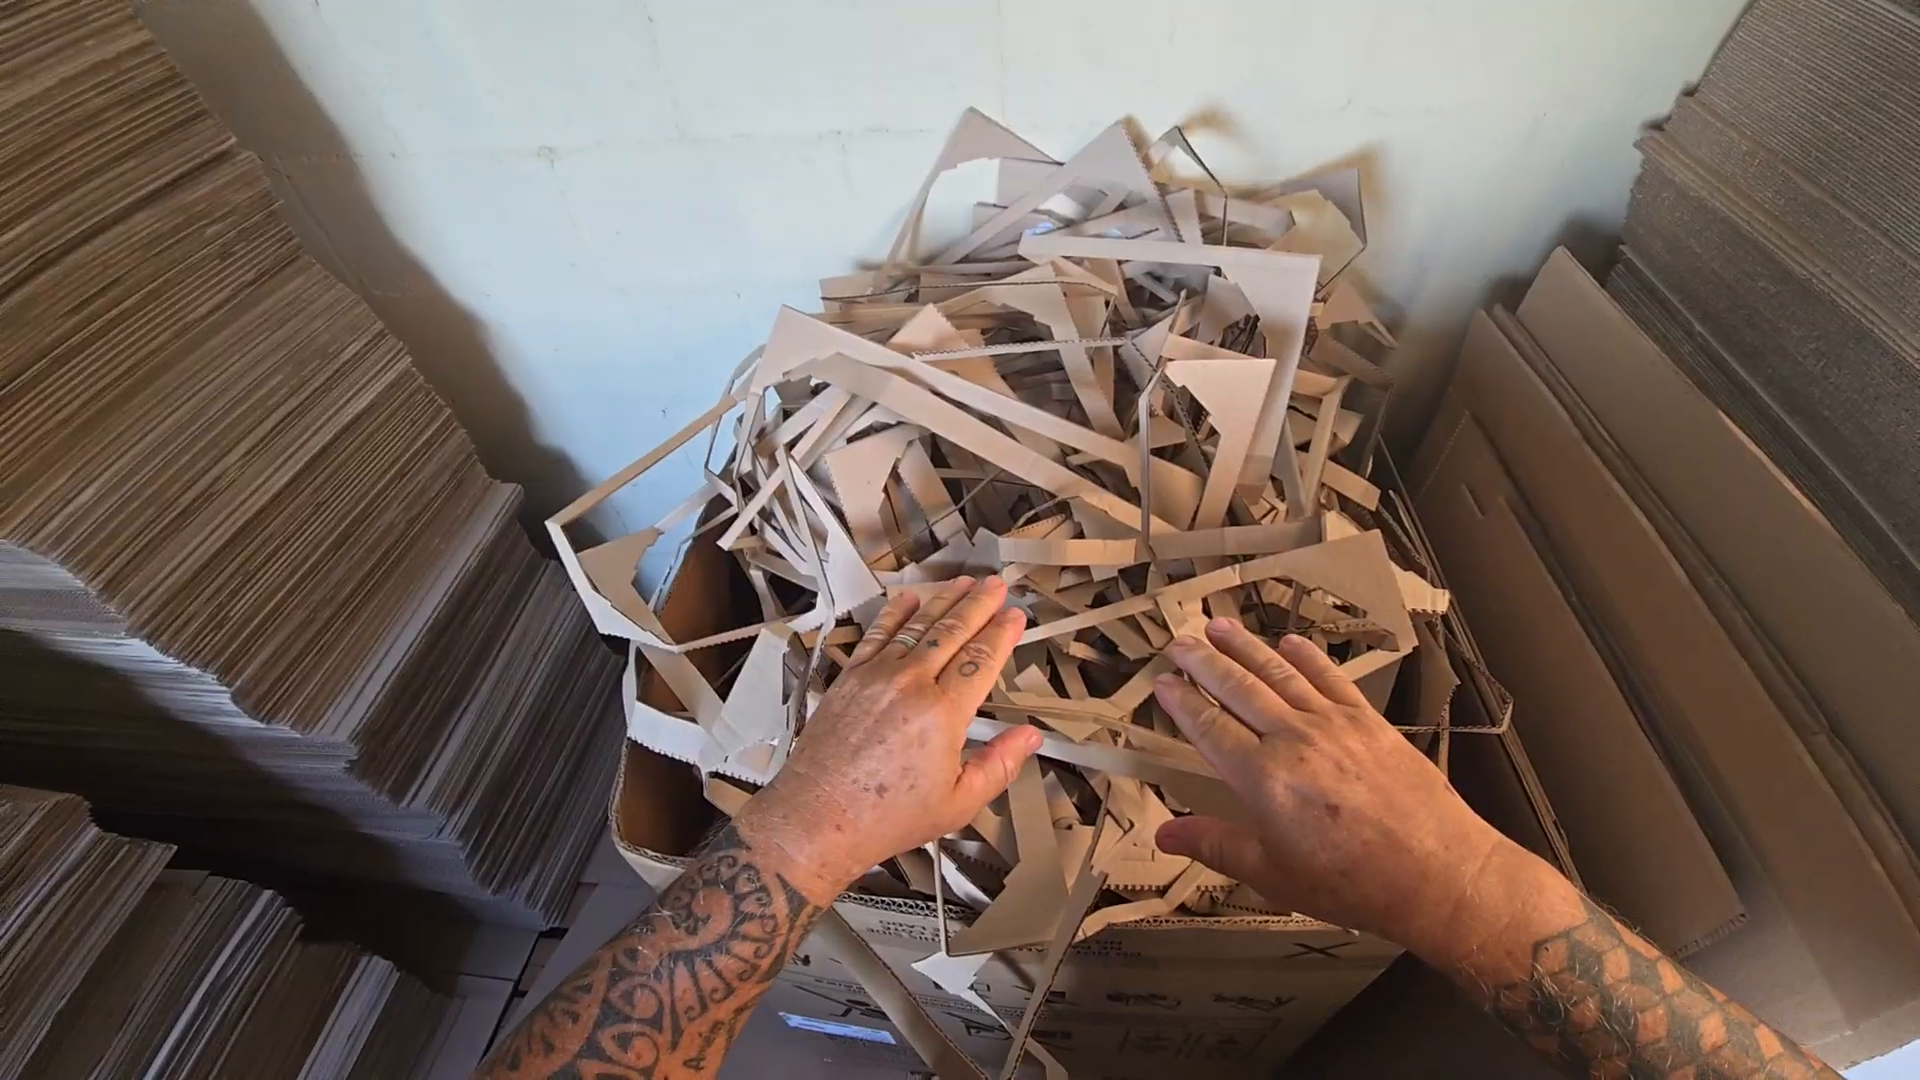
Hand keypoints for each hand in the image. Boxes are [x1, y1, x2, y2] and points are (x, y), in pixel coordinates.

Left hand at [734, 576, 1043, 902]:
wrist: (819, 818)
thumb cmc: (884, 816)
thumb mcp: (958, 803)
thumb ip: (1000, 764)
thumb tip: (1029, 738)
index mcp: (942, 713)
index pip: (982, 659)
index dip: (1002, 633)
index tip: (1015, 617)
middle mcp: (911, 684)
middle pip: (953, 631)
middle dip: (979, 604)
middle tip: (997, 586)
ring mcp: (877, 675)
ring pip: (918, 625)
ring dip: (944, 600)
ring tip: (964, 582)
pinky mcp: (851, 677)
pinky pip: (878, 634)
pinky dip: (896, 612)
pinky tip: (909, 598)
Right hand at [1153, 619, 1540, 965]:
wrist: (1442, 877)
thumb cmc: (1351, 883)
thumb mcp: (1273, 875)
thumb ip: (1216, 845)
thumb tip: (1163, 833)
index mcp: (1262, 777)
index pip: (1209, 726)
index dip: (1182, 701)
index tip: (1162, 680)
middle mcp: (1292, 739)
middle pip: (1237, 688)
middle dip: (1203, 661)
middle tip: (1178, 641)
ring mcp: (1332, 724)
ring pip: (1278, 673)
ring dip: (1245, 646)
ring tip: (1218, 626)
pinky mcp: (1368, 721)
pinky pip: (1330, 678)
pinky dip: (1307, 657)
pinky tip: (1289, 641)